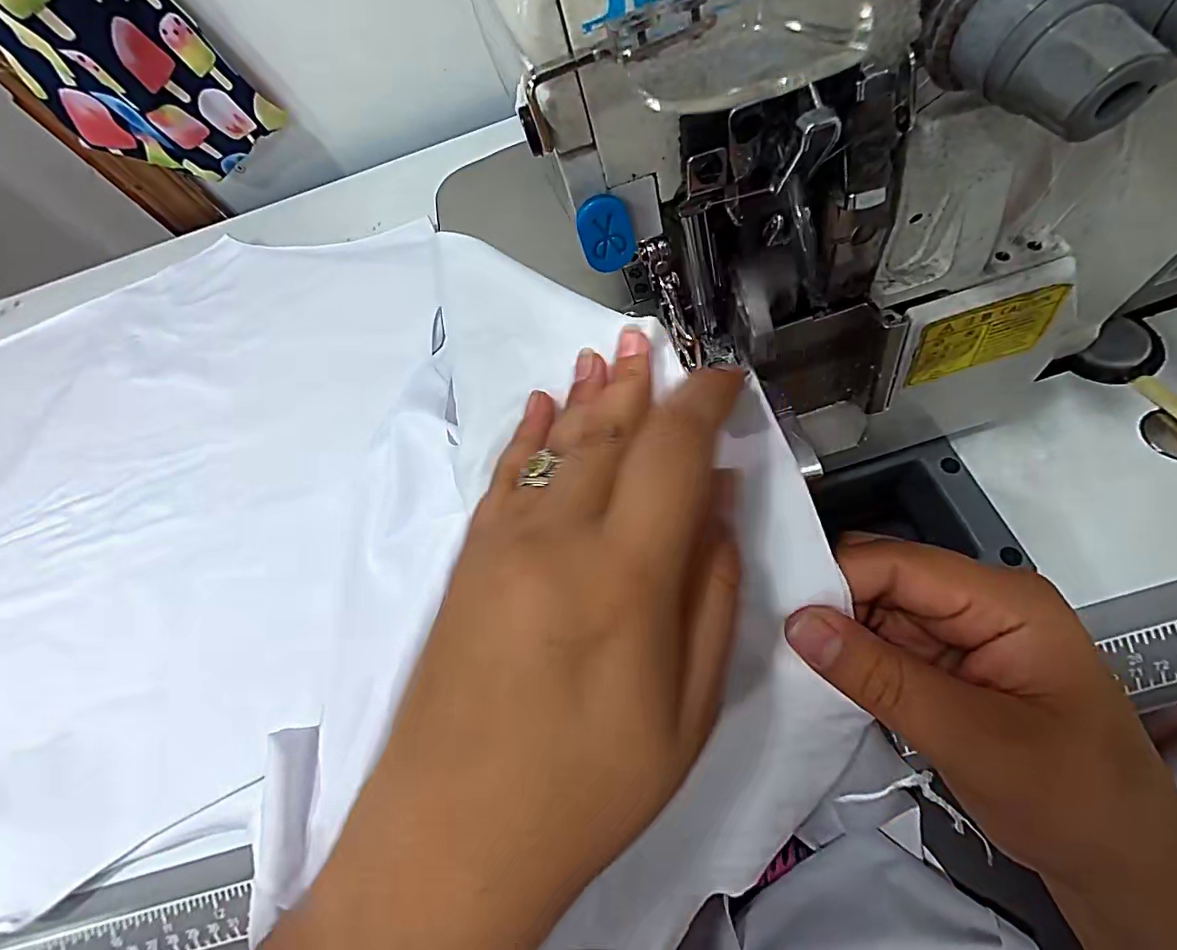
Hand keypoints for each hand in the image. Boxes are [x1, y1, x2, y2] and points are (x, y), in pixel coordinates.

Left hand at [270, 330, 748, 949]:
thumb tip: (717, 504)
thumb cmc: (587, 786)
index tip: (725, 381)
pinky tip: (539, 404)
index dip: (703, 404)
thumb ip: (710, 595)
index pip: (673, 453)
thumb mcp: (685, 710)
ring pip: (554, 443)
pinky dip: (526, 434)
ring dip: (586, 394)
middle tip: (655, 343)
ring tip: (605, 354)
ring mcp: (502, 543)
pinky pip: (503, 477)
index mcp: (625, 574)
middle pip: (609, 433)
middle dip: (640, 383)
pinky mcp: (467, 560)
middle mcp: (558, 537)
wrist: (451, 835)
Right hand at [782, 539, 1176, 875]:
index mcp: (1006, 600)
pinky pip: (884, 642)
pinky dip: (853, 658)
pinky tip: (827, 675)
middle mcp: (980, 602)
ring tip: (795, 659)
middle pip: (884, 578)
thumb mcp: (973, 740)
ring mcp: (961, 632)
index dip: (838, 578)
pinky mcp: (945, 662)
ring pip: (876, 609)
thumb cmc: (1078, 804)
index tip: (782, 610)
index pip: (900, 563)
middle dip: (833, 602)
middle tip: (781, 637)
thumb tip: (802, 624)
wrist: (1124, 871)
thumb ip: (881, 677)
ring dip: (839, 632)